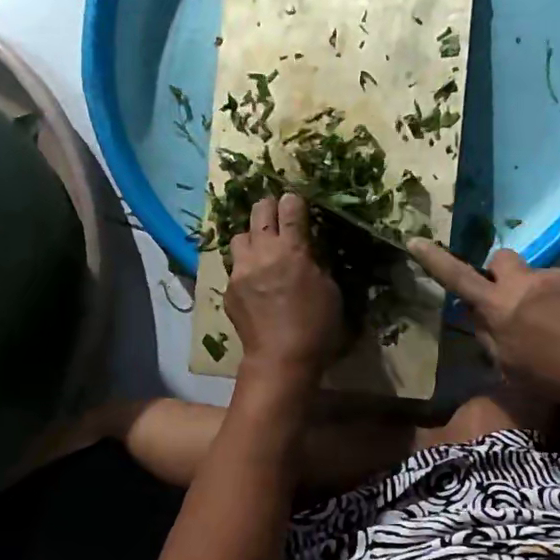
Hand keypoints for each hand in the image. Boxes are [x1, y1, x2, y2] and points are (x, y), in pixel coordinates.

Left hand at [225, 194, 341, 381]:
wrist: (281, 359)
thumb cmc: (317, 327)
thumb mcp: (330, 290)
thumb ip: (317, 262)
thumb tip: (309, 250)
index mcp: (291, 250)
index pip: (290, 209)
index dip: (294, 201)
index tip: (296, 200)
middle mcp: (262, 253)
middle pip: (258, 212)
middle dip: (268, 207)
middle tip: (277, 212)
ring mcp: (240, 271)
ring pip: (239, 236)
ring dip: (252, 236)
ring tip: (262, 246)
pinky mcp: (229, 289)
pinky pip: (235, 267)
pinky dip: (246, 267)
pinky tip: (256, 281)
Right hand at [409, 240, 559, 400]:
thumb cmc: (557, 378)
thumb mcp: (511, 368)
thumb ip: (489, 336)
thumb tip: (477, 316)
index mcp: (499, 308)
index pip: (458, 278)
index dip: (435, 260)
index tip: (416, 241)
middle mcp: (524, 283)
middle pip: (501, 258)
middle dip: (501, 272)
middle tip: (513, 297)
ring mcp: (557, 274)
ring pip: (540, 276)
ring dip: (543, 293)